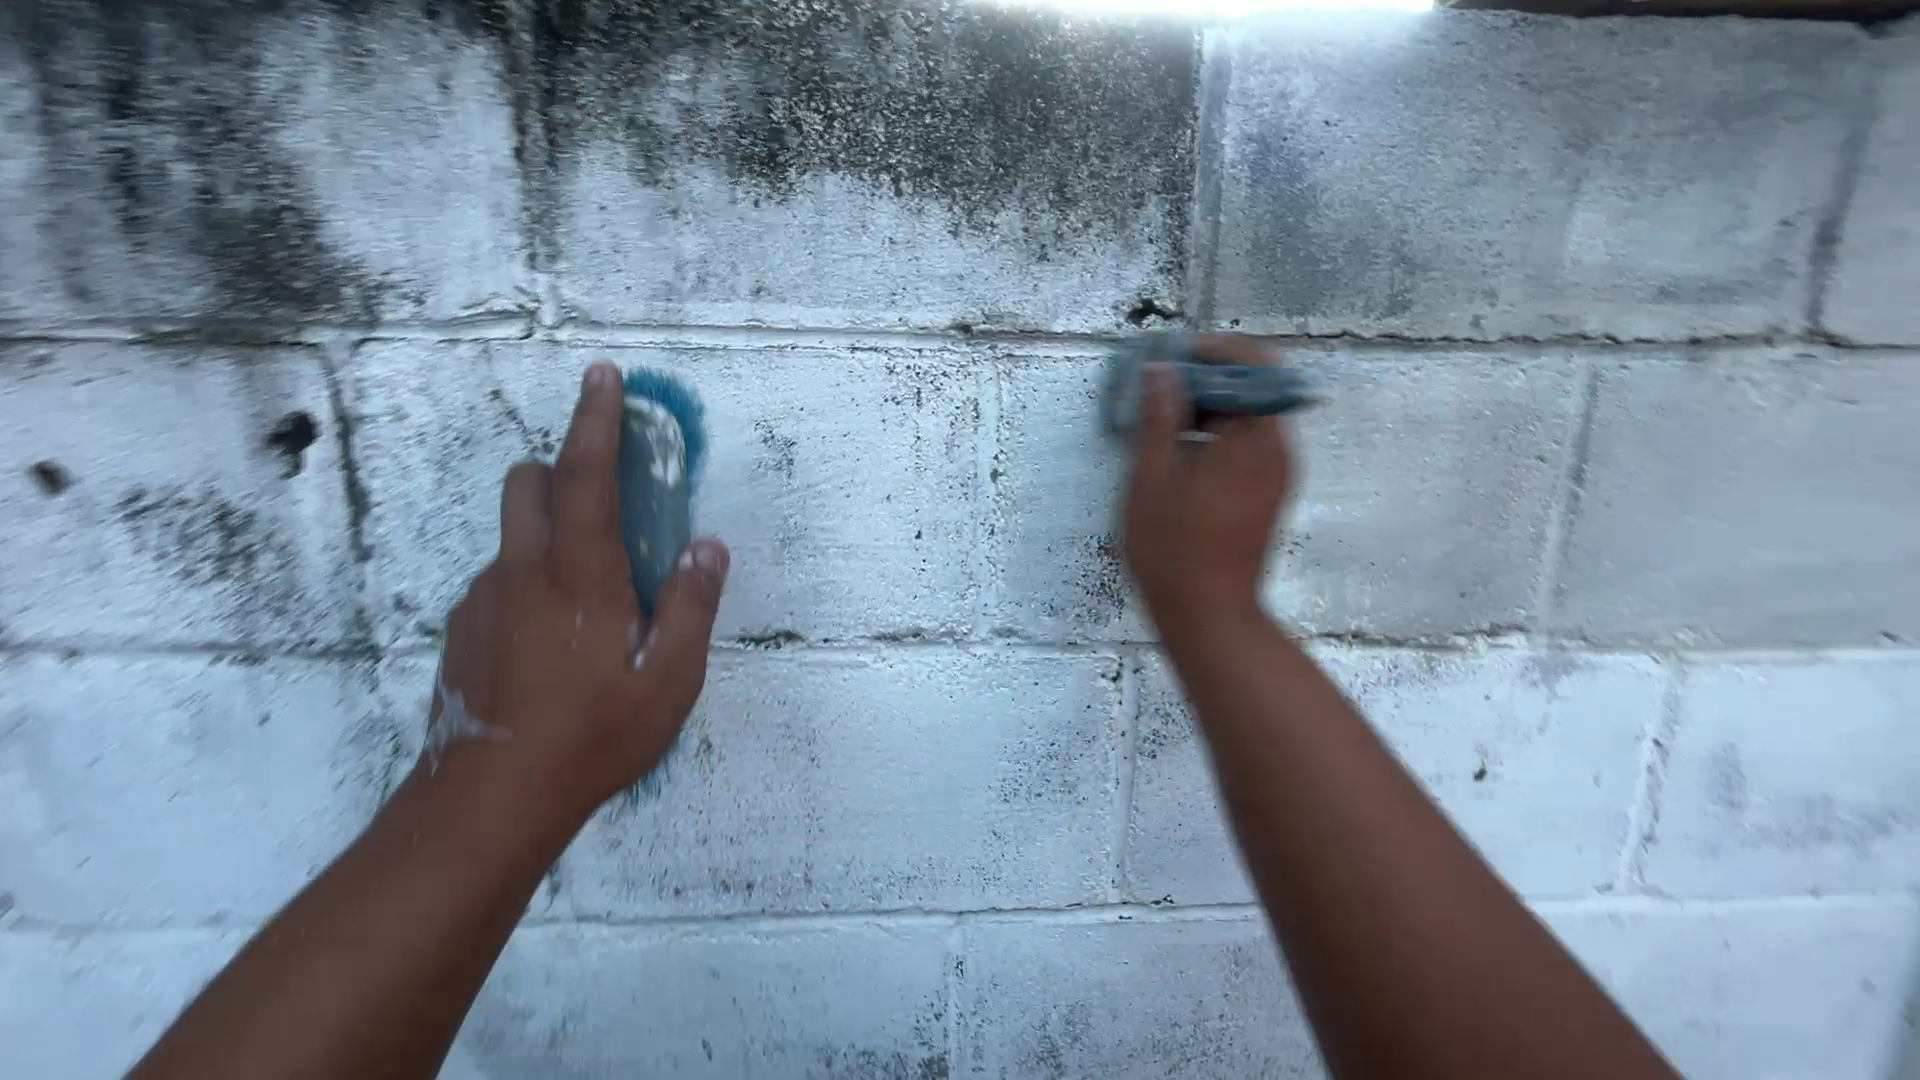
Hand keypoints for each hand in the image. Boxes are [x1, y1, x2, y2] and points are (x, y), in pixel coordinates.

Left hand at [426, 362, 728, 824]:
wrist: (488, 803)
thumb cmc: (594, 739)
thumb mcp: (670, 681)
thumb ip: (693, 606)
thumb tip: (708, 548)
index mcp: (579, 578)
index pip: (584, 478)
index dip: (594, 422)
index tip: (602, 375)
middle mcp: (521, 574)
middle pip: (527, 483)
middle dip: (562, 469)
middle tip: (606, 509)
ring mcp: (482, 601)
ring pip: (514, 537)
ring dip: (551, 538)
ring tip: (591, 608)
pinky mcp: (461, 630)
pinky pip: (501, 581)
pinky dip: (531, 583)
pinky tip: (553, 646)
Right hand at [1122, 334, 1295, 633]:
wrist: (1208, 614)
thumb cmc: (1173, 548)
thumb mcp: (1152, 477)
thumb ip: (1159, 416)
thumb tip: (1162, 369)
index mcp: (1254, 437)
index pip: (1250, 363)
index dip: (1209, 351)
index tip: (1167, 360)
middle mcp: (1278, 447)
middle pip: (1254, 385)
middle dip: (1206, 376)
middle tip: (1157, 388)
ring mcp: (1279, 471)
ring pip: (1251, 413)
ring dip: (1210, 405)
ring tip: (1163, 419)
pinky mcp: (1271, 490)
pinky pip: (1251, 441)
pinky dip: (1220, 432)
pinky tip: (1182, 452)